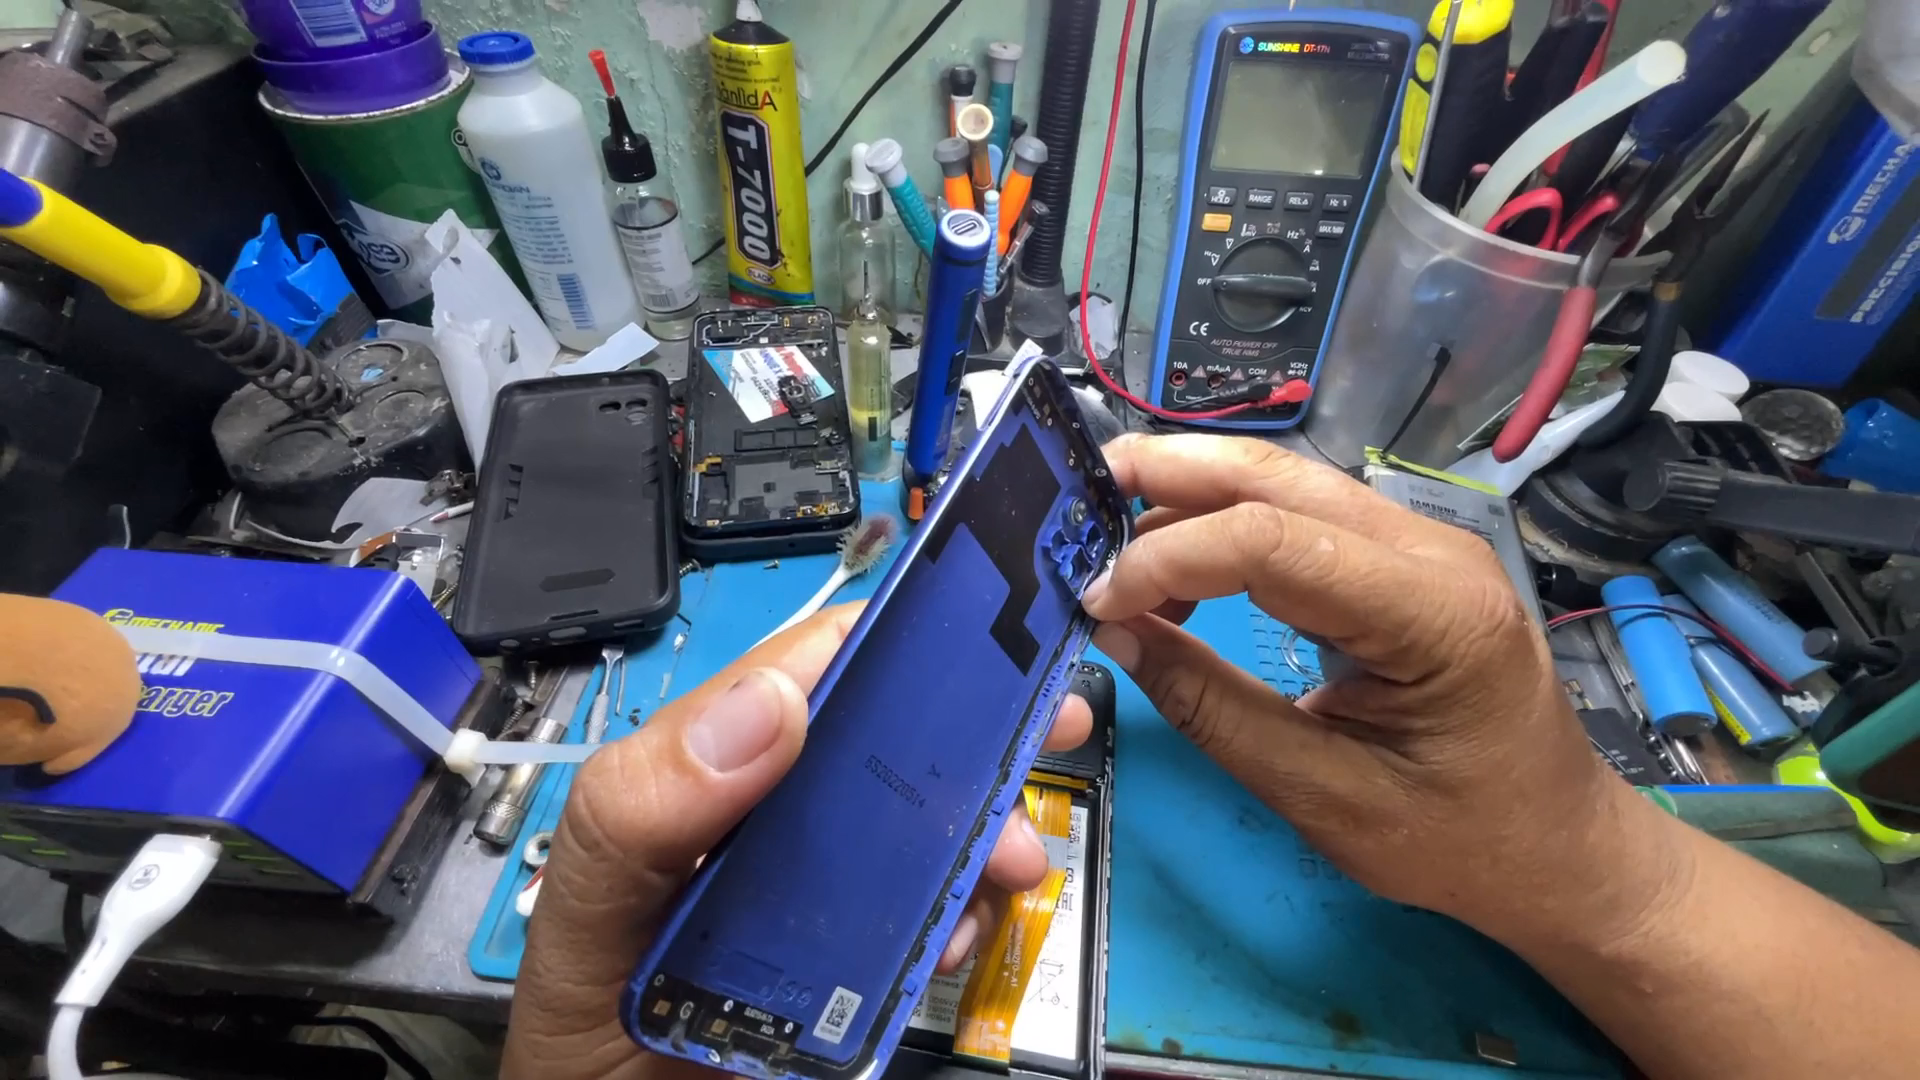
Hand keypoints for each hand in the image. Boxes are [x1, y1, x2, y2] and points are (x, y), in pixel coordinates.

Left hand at [501, 604, 1092, 1079]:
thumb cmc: (593, 1011)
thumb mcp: (591, 901)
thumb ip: (645, 803)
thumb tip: (776, 701)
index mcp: (718, 762)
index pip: (810, 669)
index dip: (892, 640)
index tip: (975, 639)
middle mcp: (784, 801)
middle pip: (891, 738)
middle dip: (973, 728)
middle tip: (1053, 722)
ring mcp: (828, 871)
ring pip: (928, 818)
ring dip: (984, 825)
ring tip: (1014, 860)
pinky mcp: (861, 940)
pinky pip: (934, 904)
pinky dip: (965, 910)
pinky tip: (957, 937)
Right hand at [1082, 434, 1653, 935]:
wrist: (1560, 848)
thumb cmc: (1459, 840)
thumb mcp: (1319, 793)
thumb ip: (1207, 705)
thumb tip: (1113, 632)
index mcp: (1432, 614)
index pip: (1270, 542)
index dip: (1167, 558)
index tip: (1096, 600)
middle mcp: (1425, 547)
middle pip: (1269, 475)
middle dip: (1160, 474)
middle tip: (1077, 498)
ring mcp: (1410, 540)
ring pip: (1271, 480)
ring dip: (1178, 497)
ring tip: (1109, 545)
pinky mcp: (1386, 554)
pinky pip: (1283, 515)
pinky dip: (1210, 529)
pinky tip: (1171, 576)